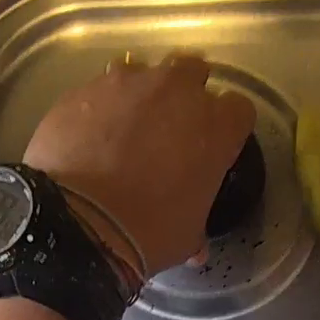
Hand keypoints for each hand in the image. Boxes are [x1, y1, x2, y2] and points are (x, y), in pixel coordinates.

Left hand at [25, 52, 256, 274]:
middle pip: (193, 72)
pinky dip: (103, 108)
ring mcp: (128, 83)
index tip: (217, 147)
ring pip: (145, 73)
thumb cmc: (150, 232)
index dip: (228, 128)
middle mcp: (177, 91)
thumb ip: (196, 227)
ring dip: (143, 95)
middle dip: (187, 94)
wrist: (80, 222)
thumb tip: (196, 247)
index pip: (239, 111)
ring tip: (130, 130)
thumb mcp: (187, 237)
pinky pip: (103, 89)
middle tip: (174, 129)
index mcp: (216, 128)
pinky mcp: (86, 87)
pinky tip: (94, 137)